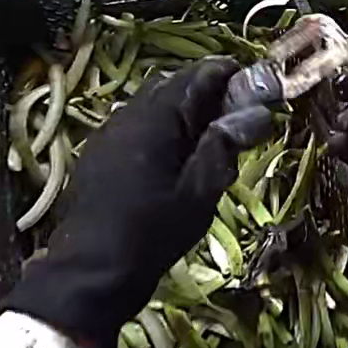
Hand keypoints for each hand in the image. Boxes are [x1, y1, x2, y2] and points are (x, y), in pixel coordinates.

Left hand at [4, 56, 274, 347]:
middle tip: (237, 116)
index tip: (258, 90)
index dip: (233, 76)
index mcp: (158, 116)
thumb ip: (225, 144)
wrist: (90, 272)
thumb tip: (256, 111)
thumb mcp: (200, 190)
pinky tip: (175, 157)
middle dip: (210, 92)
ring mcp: (110, 130)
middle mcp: (130, 113)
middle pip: (176, 83)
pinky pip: (138, 122)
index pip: (201, 74)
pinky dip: (164, 127)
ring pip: (155, 102)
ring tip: (210, 138)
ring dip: (185, 109)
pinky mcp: (100, 150)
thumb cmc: (153, 230)